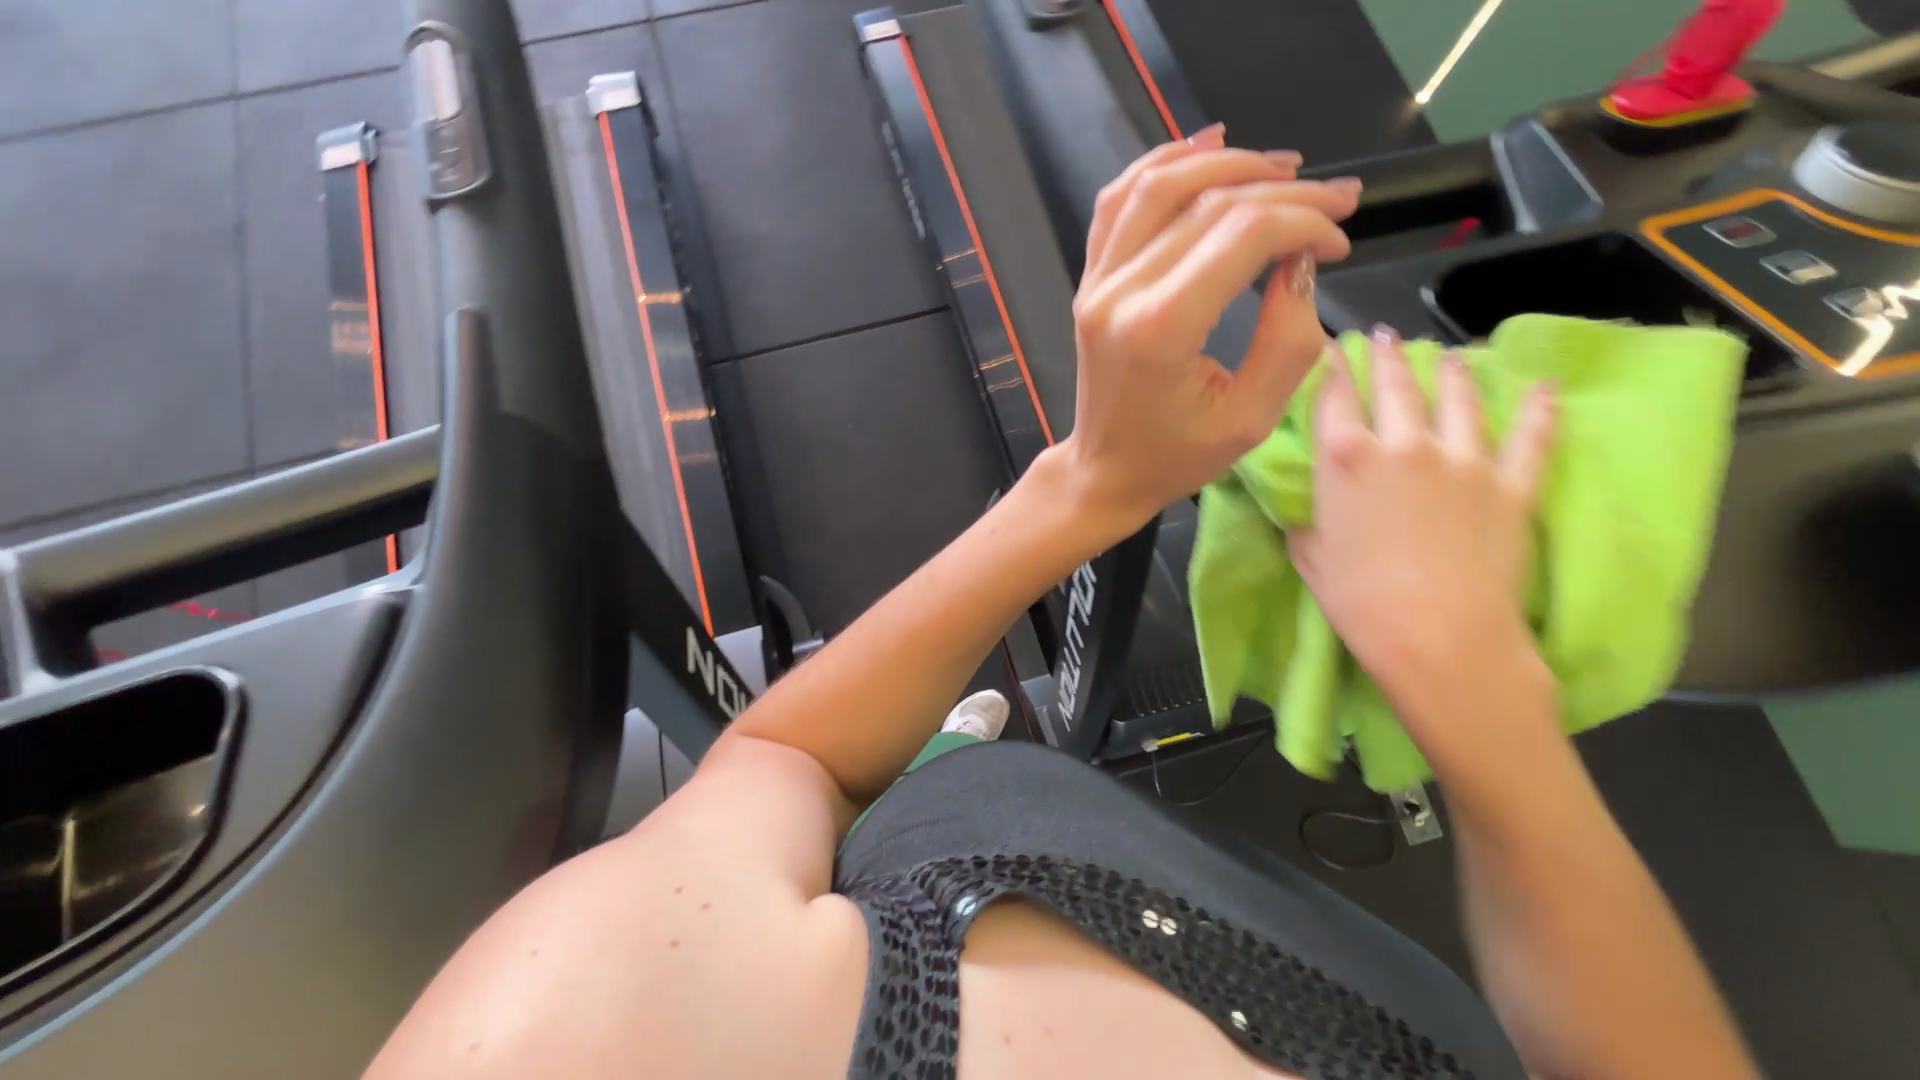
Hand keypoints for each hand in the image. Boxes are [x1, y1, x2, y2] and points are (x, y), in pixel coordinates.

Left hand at [1055, 124, 1360, 527]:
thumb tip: (1302, 261)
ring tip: (1284, 167)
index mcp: (1160, 330)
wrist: (1106, 470)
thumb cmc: (1178, 457)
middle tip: (1337, 198)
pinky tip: (1208, 145)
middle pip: (1209, 202)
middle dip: (1285, 191)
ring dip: (1227, 163)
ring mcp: (1097, 281)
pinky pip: (1119, 201)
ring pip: (1159, 185)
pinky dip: (1163, 163)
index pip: (1243, 235)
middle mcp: (1120, 292)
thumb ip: (1289, 339)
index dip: (1304, 222)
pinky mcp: (1090, 279)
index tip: (1339, 242)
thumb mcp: (1252, 418)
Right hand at [1290, 327, 1556, 734]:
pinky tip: (1545, 387)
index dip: (1329, 369)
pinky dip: (1540, 410)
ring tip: (1446, 357)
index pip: (1333, 398)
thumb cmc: (1358, 600)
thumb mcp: (1310, 556)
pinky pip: (1531, 437)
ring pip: (1459, 398)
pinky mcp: (1510, 484)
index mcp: (1345, 458)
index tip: (1330, 351)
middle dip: (1385, 356)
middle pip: (1394, 384)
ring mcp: (1464, 459)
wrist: (1438, 636)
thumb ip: (1308, 519)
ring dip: (1450, 372)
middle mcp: (1403, 444)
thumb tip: (1310, 508)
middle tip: (1382, 336)